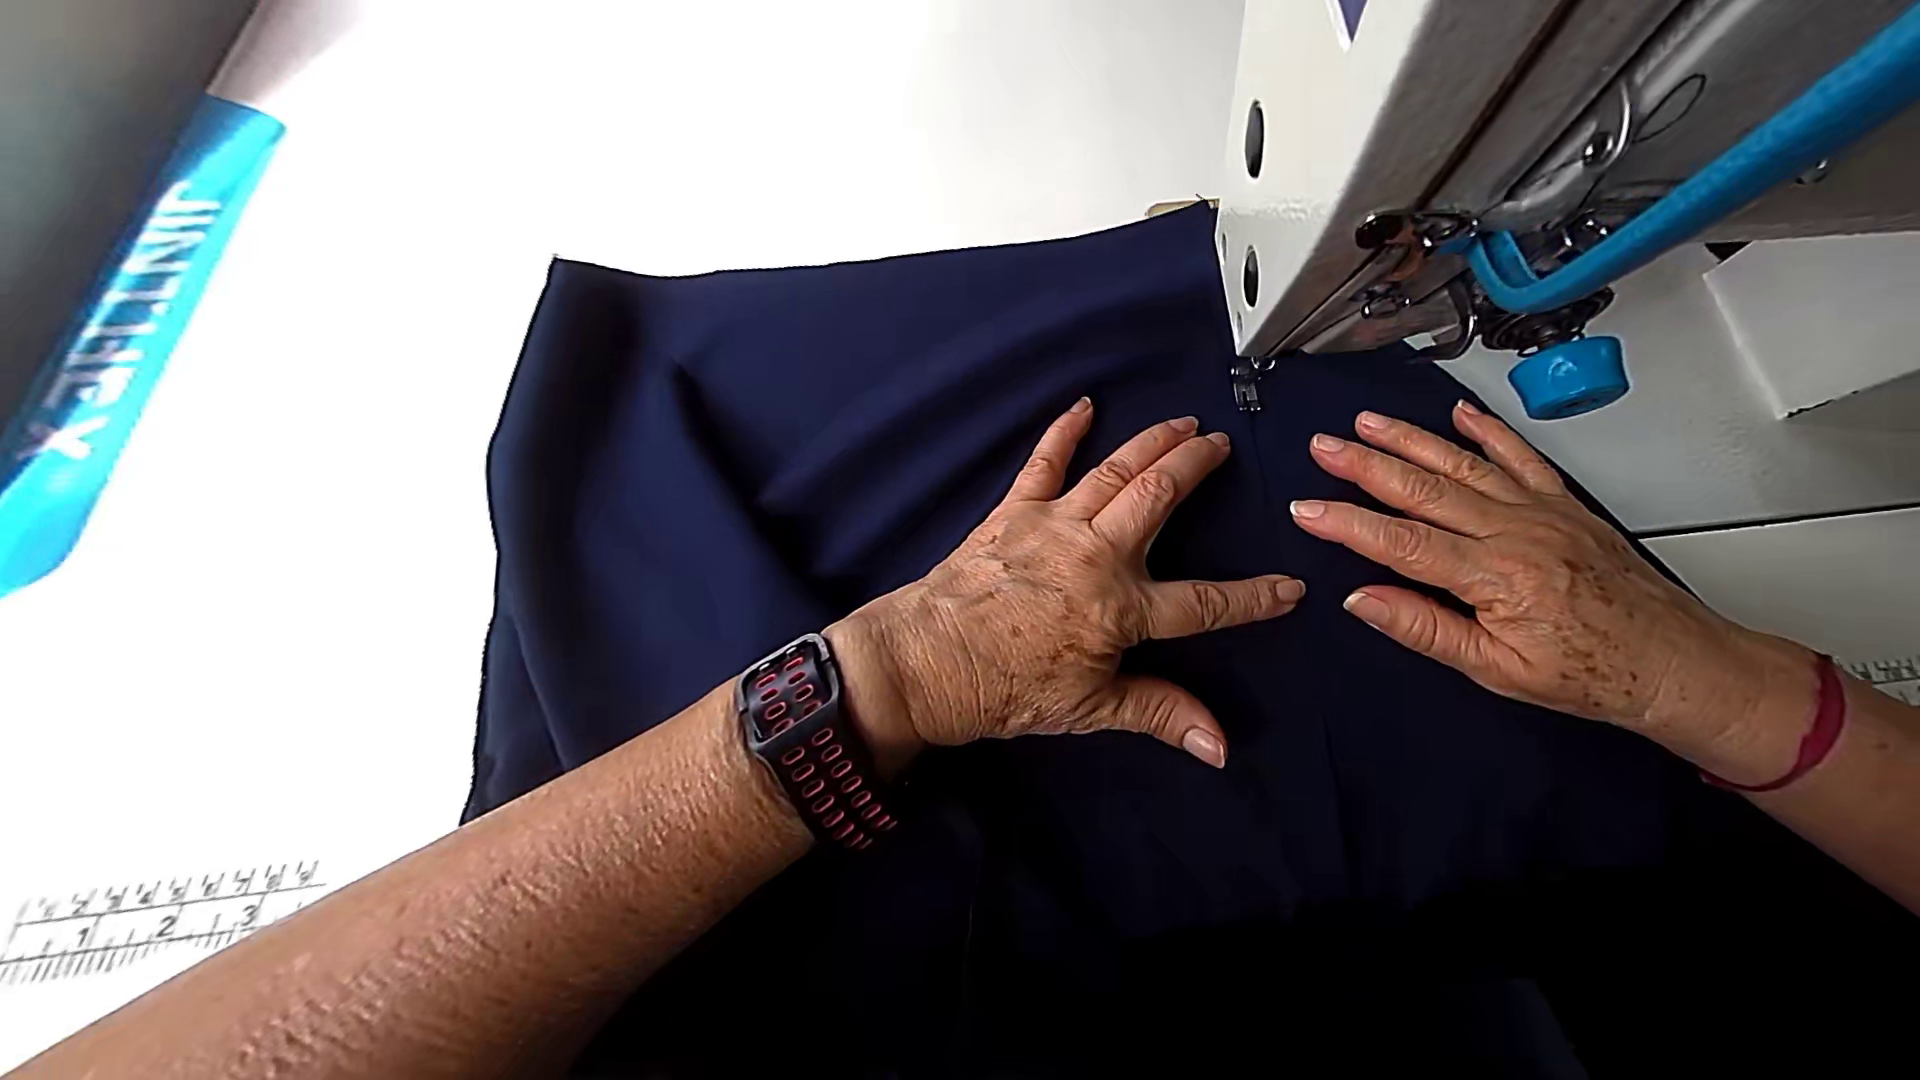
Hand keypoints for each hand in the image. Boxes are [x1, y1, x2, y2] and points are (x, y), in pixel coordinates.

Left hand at [828, 399, 1302, 770]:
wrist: (925, 662)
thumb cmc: (1003, 689)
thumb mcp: (1088, 709)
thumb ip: (1159, 713)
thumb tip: (1222, 748)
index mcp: (1120, 609)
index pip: (1205, 603)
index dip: (1253, 597)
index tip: (1290, 586)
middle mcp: (1095, 555)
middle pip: (1160, 500)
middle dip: (1196, 468)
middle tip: (1219, 446)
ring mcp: (1053, 526)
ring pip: (1116, 472)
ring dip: (1152, 442)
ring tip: (1181, 423)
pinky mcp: (1013, 512)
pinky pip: (1043, 463)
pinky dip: (1064, 431)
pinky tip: (1083, 405)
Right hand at [1289, 400, 1815, 778]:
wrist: (1683, 665)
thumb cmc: (1590, 674)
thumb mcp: (1495, 668)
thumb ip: (1422, 629)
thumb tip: (1360, 600)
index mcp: (1497, 578)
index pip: (1401, 542)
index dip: (1346, 523)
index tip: (1306, 509)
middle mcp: (1517, 533)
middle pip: (1423, 490)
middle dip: (1365, 464)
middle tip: (1323, 446)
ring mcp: (1542, 512)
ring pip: (1461, 465)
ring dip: (1409, 440)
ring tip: (1367, 423)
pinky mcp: (1564, 505)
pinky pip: (1522, 458)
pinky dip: (1489, 432)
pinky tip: (1458, 414)